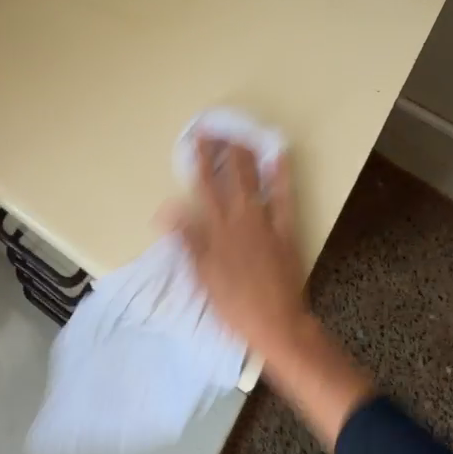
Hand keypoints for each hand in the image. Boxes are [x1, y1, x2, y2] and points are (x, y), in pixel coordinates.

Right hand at [167, 138, 310, 355]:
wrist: (277, 324)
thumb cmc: (234, 304)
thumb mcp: (202, 274)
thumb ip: (186, 238)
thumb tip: (166, 209)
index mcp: (216, 228)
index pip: (204, 185)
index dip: (199, 159)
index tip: (195, 138)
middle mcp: (239, 216)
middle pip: (230, 175)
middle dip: (222, 149)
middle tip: (216, 129)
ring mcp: (265, 220)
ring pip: (254, 179)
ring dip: (246, 154)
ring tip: (240, 135)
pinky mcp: (286, 228)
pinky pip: (284, 196)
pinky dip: (281, 174)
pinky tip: (278, 156)